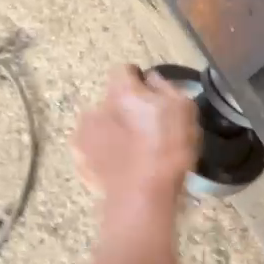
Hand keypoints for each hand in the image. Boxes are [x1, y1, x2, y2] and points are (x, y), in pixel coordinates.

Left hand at [75, 65, 198, 220]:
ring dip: (115, 127)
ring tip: (135, 146)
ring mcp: (82, 136)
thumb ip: (167, 87)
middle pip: (112, 99)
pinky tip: (123, 162)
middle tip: (148, 123)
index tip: (152, 92)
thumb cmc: (169, 146)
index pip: (123, 70)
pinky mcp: (79, 160)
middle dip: (126, 106)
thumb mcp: (184, 109)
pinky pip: (94, 146)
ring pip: (101, 122)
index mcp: (121, 92)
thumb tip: (152, 78)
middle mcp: (95, 109)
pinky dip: (106, 149)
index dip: (138, 78)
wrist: (142, 194)